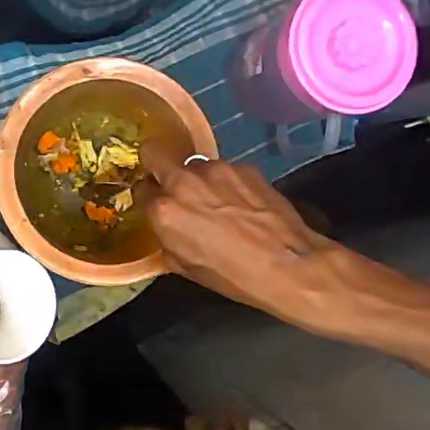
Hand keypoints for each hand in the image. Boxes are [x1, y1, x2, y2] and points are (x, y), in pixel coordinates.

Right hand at [142, 142, 355, 331]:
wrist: (290, 267)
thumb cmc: (232, 275)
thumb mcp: (183, 264)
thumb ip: (164, 235)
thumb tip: (162, 223)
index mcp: (164, 210)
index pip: (140, 189)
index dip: (147, 197)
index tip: (155, 203)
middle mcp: (184, 182)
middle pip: (155, 153)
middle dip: (157, 165)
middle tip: (170, 183)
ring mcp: (216, 170)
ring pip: (193, 164)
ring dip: (197, 178)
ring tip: (216, 201)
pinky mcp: (244, 167)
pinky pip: (223, 170)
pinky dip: (225, 182)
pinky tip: (241, 203)